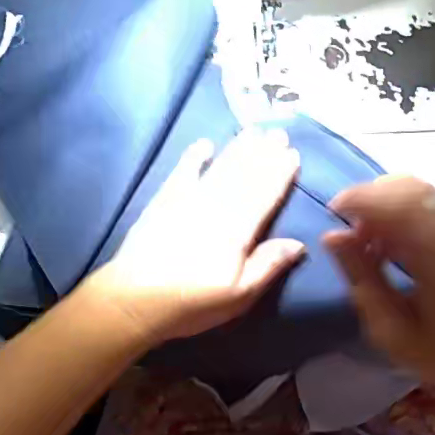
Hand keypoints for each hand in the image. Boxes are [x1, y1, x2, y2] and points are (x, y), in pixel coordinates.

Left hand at [81, 129, 306, 345]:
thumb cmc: (192, 303)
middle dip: (264, 153)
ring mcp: (188, 199)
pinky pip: (182, 171)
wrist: (135, 299)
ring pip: (219, 168)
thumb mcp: (239, 296)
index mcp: (238, 230)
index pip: (265, 195)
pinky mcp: (164, 200)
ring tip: (254, 131)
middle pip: (245, 175)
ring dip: (238, 148)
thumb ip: (268, 265)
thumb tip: (298, 243)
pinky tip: (205, 144)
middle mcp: (216, 207)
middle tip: (279, 133)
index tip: (293, 154)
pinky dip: (194, 156)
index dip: (280, 174)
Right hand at [322, 175, 434, 407]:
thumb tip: (332, 236)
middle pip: (410, 189)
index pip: (402, 205)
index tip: (332, 213)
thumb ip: (363, 280)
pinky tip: (394, 240)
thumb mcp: (394, 333)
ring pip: (420, 189)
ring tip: (369, 239)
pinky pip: (432, 199)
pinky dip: (404, 209)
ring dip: (386, 203)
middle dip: (370, 199)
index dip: (362, 199)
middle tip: (350, 233)